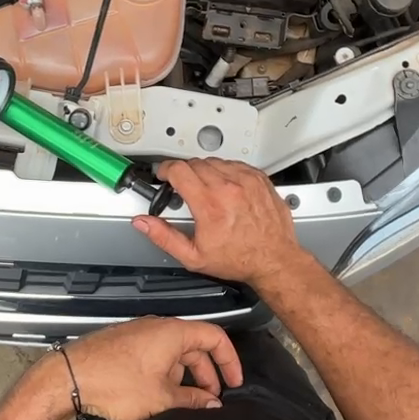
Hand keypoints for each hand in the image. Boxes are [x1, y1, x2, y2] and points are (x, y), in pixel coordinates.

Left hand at [48, 316, 242, 419]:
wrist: (68, 378)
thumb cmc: (115, 383)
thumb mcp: (161, 398)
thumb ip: (192, 400)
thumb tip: (213, 403)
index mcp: (173, 332)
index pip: (214, 336)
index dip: (229, 359)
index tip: (235, 382)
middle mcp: (157, 326)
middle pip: (194, 345)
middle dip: (207, 373)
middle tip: (211, 399)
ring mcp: (139, 334)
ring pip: (173, 352)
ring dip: (184, 375)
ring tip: (184, 403)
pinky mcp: (124, 345)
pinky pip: (155, 355)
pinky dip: (165, 372)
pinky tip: (159, 396)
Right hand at [133, 159, 322, 288]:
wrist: (274, 259)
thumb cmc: (239, 259)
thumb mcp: (193, 256)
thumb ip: (164, 236)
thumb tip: (144, 223)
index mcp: (209, 204)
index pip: (179, 170)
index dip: (165, 169)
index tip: (164, 175)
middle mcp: (228, 188)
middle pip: (195, 163)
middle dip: (184, 172)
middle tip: (183, 186)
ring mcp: (246, 181)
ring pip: (215, 160)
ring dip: (205, 170)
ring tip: (205, 188)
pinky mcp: (259, 179)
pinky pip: (235, 163)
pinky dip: (225, 170)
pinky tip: (225, 185)